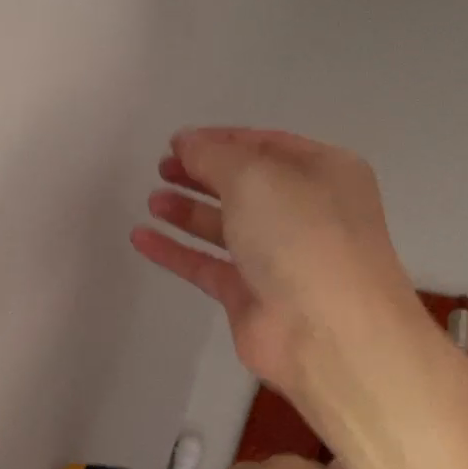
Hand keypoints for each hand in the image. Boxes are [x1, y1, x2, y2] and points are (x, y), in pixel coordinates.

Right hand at [130, 128, 422, 401]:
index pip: (265, 144)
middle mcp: (303, 210)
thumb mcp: (257, 179)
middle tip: (161, 168)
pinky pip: (204, 263)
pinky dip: (174, 250)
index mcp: (322, 172)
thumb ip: (215, 157)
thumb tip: (186, 143)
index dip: (220, 140)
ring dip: (187, 210)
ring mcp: (276, 255)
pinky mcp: (247, 292)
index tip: (176, 141)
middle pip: (243, 184)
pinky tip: (141, 238)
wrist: (326, 328)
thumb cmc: (302, 238)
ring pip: (223, 225)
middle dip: (202, 174)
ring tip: (151, 199)